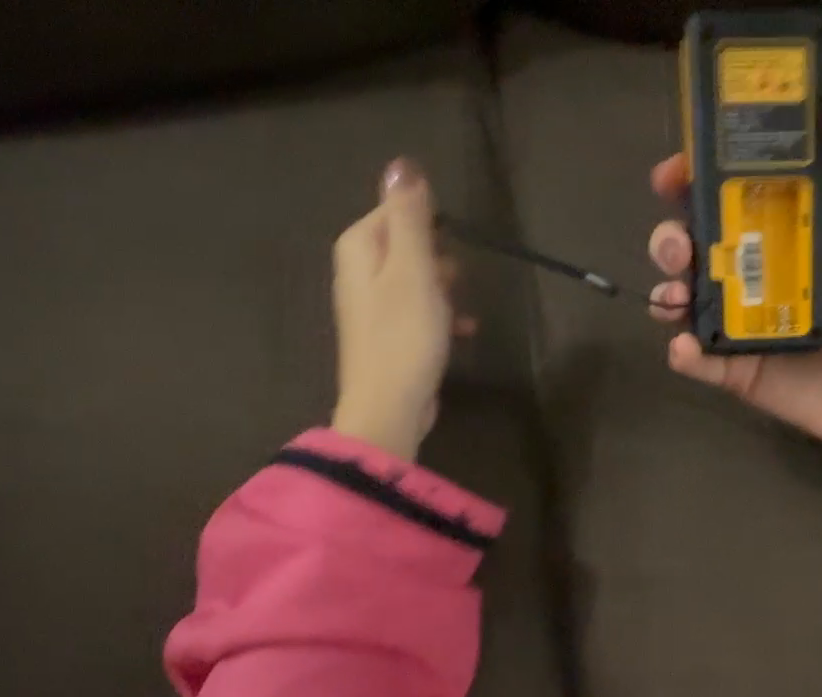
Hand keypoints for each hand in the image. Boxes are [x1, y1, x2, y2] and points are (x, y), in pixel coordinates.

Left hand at [330, 158, 475, 460]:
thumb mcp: (414, 269)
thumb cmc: (405, 335)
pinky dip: (440, 316)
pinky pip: (418, 311)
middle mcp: (358, 271)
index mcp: (359, 248)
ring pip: (416, 279)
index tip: (453, 242)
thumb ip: (409, 217)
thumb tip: (401, 164)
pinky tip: (463, 330)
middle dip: (437, 257)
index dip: (429, 223)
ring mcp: (371, 306)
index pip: (395, 210)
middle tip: (457, 278)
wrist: (389, 406)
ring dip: (444, 288)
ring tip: (461, 308)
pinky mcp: (388, 336)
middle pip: (406, 244)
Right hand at [647, 90, 821, 457]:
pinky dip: (683, 352)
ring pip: (682, 296)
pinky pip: (696, 358)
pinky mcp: (733, 369)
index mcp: (785, 232)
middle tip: (678, 242)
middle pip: (693, 243)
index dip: (695, 177)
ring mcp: (739, 322)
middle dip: (670, 235)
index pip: (728, 194)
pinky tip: (689, 346)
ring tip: (677, 293)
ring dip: (667, 287)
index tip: (677, 170)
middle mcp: (754, 272)